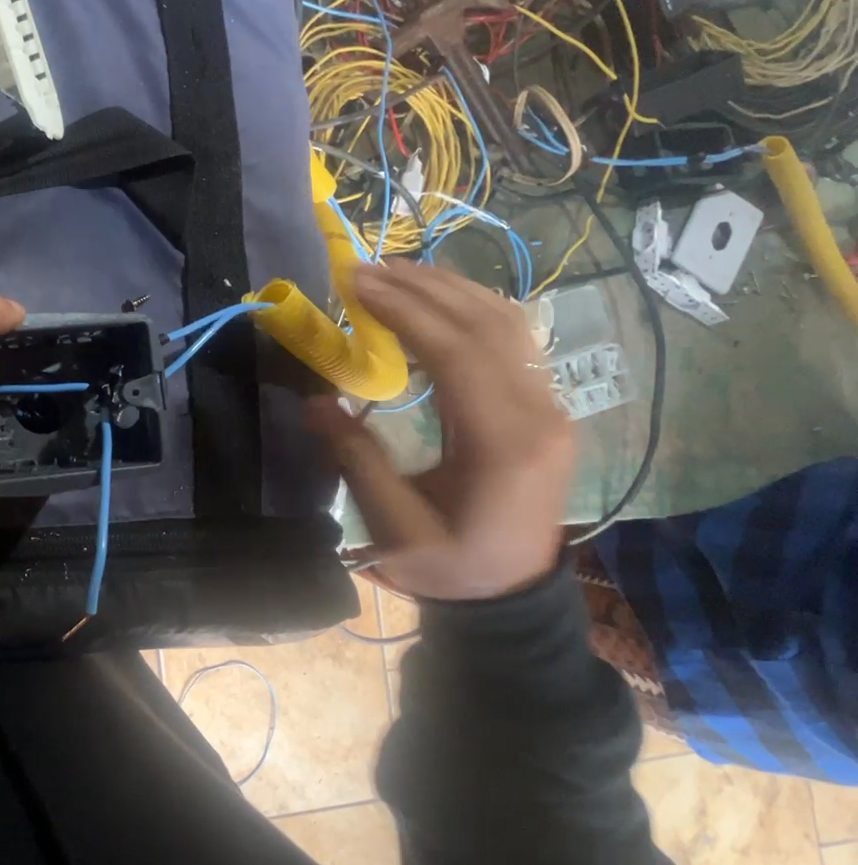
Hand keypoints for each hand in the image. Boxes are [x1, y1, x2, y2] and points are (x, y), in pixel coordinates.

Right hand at [306, 261, 573, 600]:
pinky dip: (476, 309)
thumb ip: (357, 459)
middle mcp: (538, 414)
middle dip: (424, 289)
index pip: (458, 352)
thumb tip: (315, 400)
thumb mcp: (393, 526)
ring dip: (452, 290)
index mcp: (502, 442)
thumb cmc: (448, 565)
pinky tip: (441, 299)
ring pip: (509, 325)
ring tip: (397, 272)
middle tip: (366, 270)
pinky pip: (516, 341)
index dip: (407, 311)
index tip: (357, 285)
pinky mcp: (545, 409)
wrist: (510, 595)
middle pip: (487, 326)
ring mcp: (550, 408)